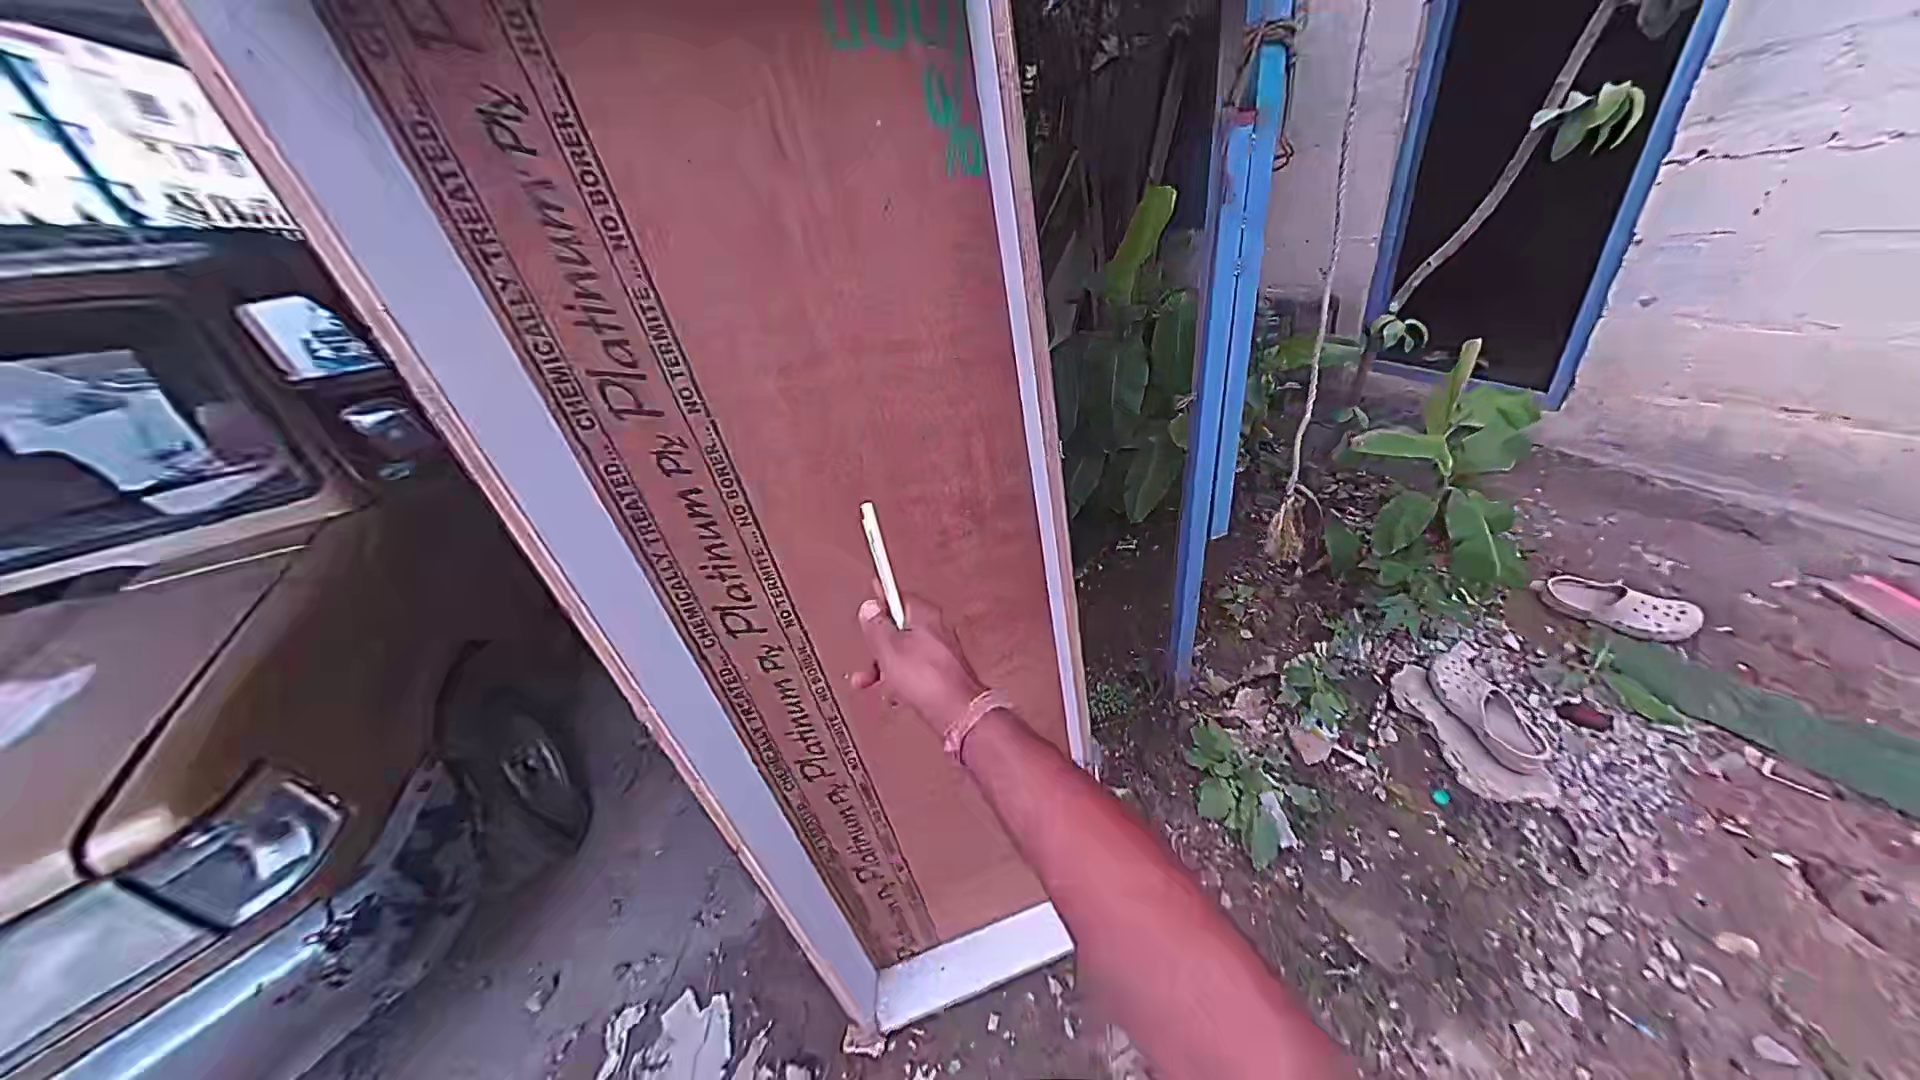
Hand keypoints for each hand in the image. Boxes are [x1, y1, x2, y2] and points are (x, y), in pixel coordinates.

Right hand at [850, 583, 986, 734]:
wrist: (957, 712)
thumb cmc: (928, 680)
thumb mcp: (888, 649)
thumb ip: (876, 626)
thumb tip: (869, 608)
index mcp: (925, 616)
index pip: (898, 598)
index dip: (881, 600)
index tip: (871, 598)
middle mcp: (937, 630)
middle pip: (899, 629)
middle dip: (879, 646)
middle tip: (869, 658)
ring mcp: (942, 652)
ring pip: (906, 653)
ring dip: (887, 667)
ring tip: (875, 682)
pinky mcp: (945, 674)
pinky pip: (916, 672)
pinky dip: (903, 681)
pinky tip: (897, 695)